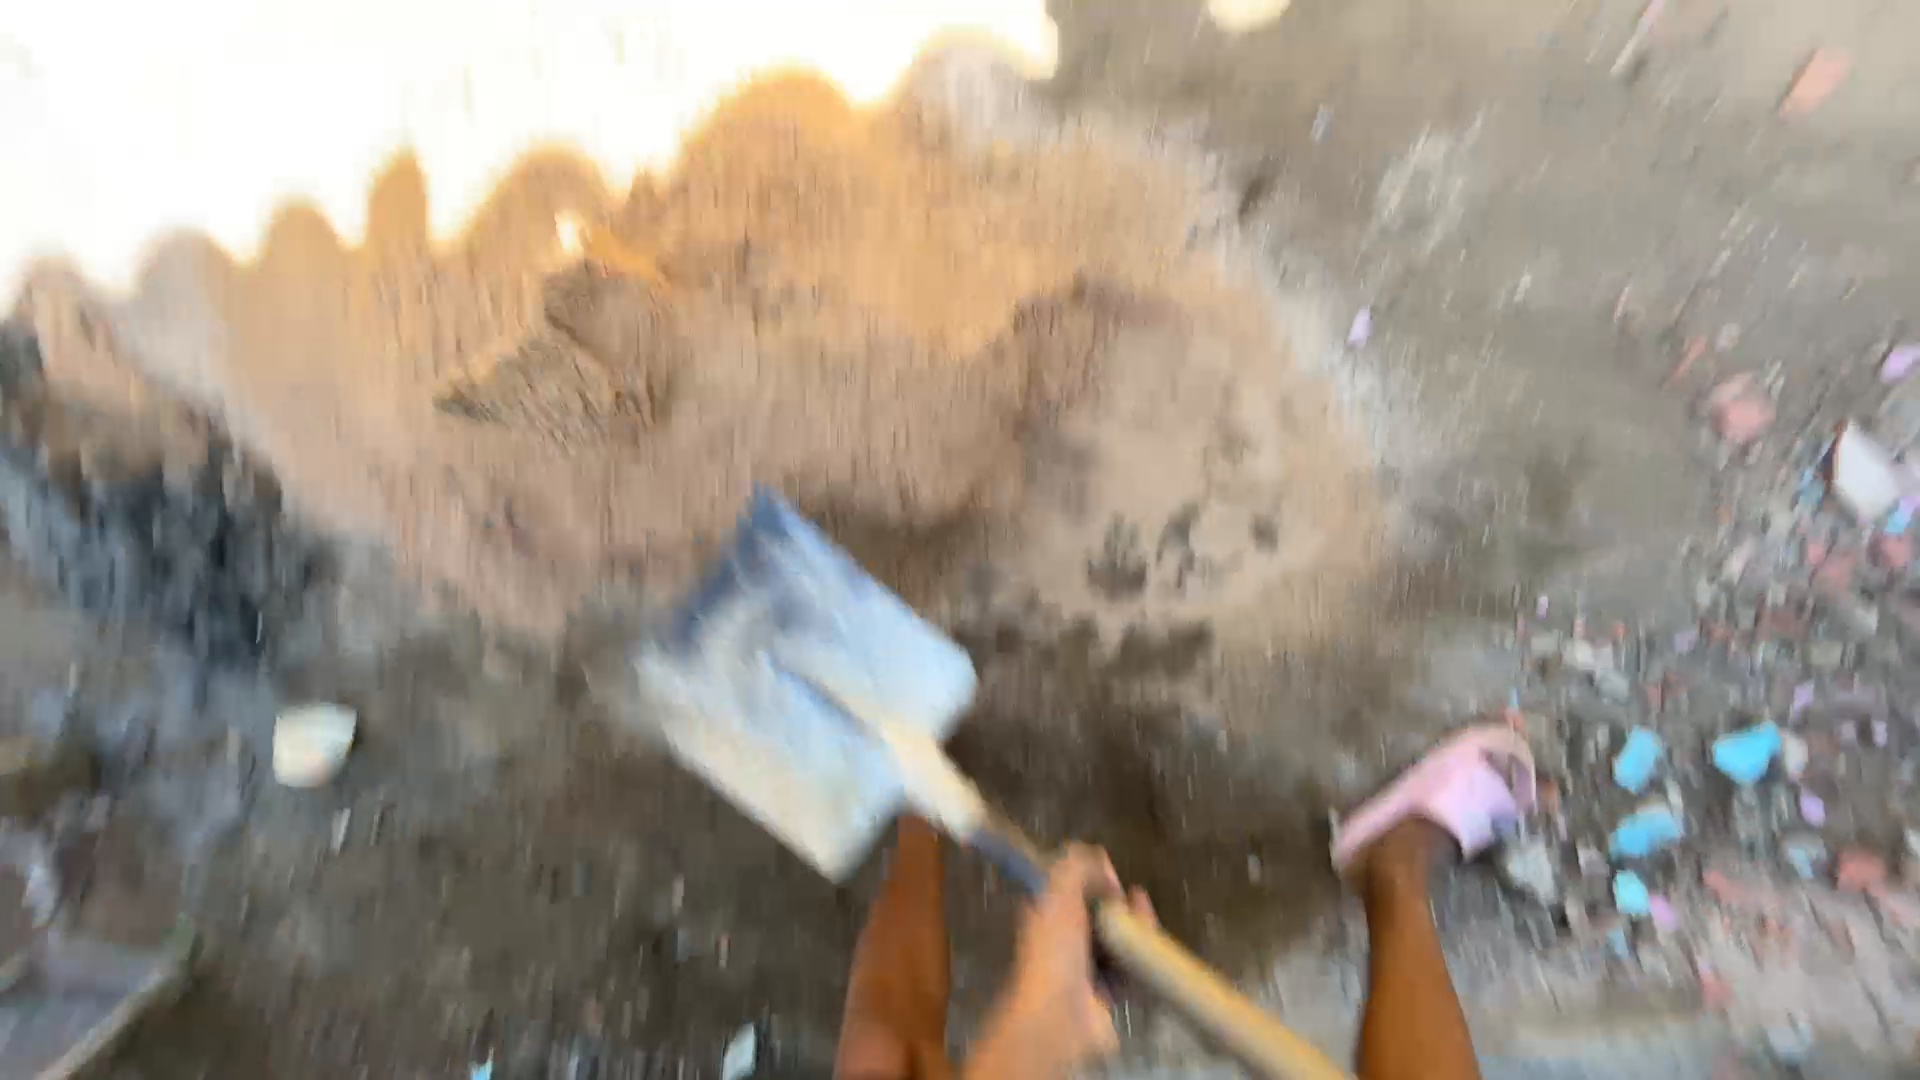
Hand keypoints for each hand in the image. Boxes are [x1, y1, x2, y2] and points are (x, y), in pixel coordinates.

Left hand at [963, 845, 1155, 1079]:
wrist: (1059, 1013)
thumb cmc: (1054, 948)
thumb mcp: (1058, 892)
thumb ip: (1075, 865)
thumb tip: (1099, 858)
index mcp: (1044, 916)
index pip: (1068, 890)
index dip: (1088, 879)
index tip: (1108, 871)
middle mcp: (1062, 942)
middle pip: (1096, 916)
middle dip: (1117, 903)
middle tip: (1134, 894)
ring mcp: (1084, 971)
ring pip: (1115, 942)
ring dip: (1133, 927)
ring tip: (1145, 913)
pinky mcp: (1106, 996)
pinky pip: (1128, 972)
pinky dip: (1141, 958)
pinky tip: (1151, 944)